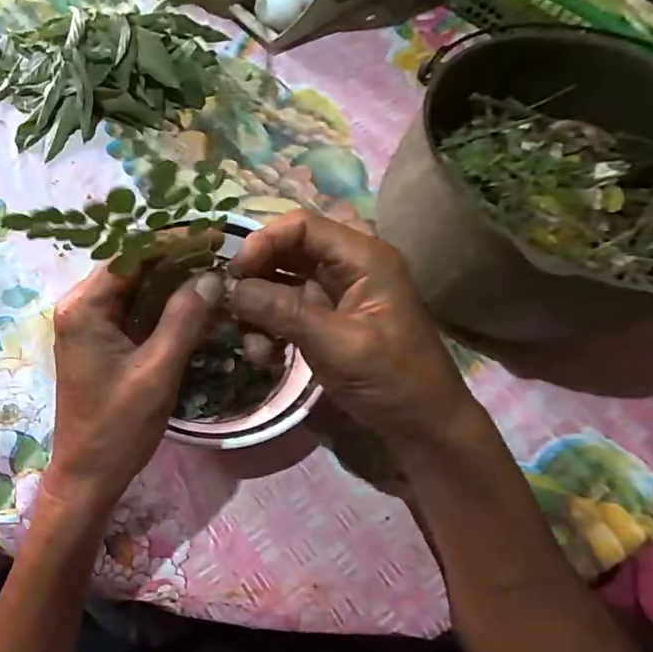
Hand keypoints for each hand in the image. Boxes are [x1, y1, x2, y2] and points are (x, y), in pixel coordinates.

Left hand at [39, 262, 220, 525]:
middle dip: (173, 258)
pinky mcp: (98, 342)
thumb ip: (183, 319)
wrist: (88, 473)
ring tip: (213, 270)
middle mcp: (79, 308)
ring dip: (169, 280)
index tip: (211, 235)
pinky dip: (160, 305)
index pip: (129, 255)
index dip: (171, 241)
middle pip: (130, 267)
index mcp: (84, 308)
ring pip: (133, 288)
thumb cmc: (118, 427)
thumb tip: (211, 276)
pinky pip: (131, 311)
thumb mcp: (156, 371)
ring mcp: (87, 325)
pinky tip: (192, 300)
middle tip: (219, 252)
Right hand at [227, 211, 473, 444]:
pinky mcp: (320, 322)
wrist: (422, 425)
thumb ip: (285, 313)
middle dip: (254, 278)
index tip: (235, 272)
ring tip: (254, 346)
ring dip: (257, 310)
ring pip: (277, 283)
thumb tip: (232, 289)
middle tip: (230, 306)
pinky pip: (280, 312)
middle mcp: (346, 268)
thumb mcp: (339, 346)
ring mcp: (332, 296)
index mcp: (363, 259)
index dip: (264, 240)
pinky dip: (266, 330)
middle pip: (285, 251)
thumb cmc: (394, 380)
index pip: (303, 226)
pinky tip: (267, 358)